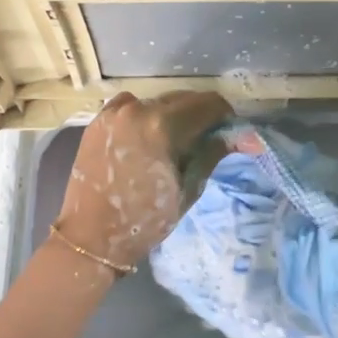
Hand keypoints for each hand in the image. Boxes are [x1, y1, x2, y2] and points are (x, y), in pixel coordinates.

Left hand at [53, 91, 232, 269]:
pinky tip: (146, 139)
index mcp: (163, 125)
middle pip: (182, 99)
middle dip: (199, 115)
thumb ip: (213, 153)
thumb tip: (246, 137)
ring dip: (172, 115)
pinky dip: (145, 117)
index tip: (229, 131)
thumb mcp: (188, 189)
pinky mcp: (99, 120)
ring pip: (158, 102)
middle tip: (206, 139)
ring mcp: (115, 112)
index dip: (224, 115)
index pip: (207, 104)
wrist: (91, 238)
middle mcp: (138, 109)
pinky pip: (132, 107)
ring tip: (174, 143)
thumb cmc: (145, 220)